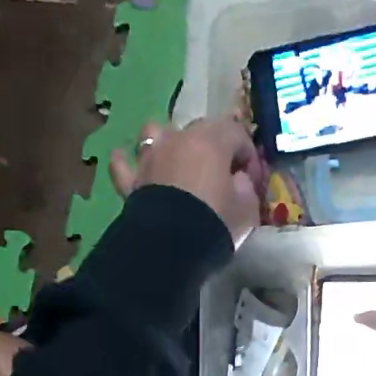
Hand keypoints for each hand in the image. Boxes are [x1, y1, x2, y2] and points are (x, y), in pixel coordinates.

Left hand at [110, 116, 267, 245]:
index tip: (252, 179)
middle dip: (214, 146)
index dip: (248, 155)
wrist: (172, 246)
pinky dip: (127, 162)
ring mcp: (150, 157)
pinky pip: (123, 164)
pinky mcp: (131, 181)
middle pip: (200, 129)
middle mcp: (178, 139)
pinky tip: (128, 163)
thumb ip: (247, 186)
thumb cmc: (216, 222)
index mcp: (211, 140)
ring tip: (177, 160)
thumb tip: (238, 179)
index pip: (237, 132)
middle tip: (222, 175)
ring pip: (156, 132)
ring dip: (168, 141)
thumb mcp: (248, 208)